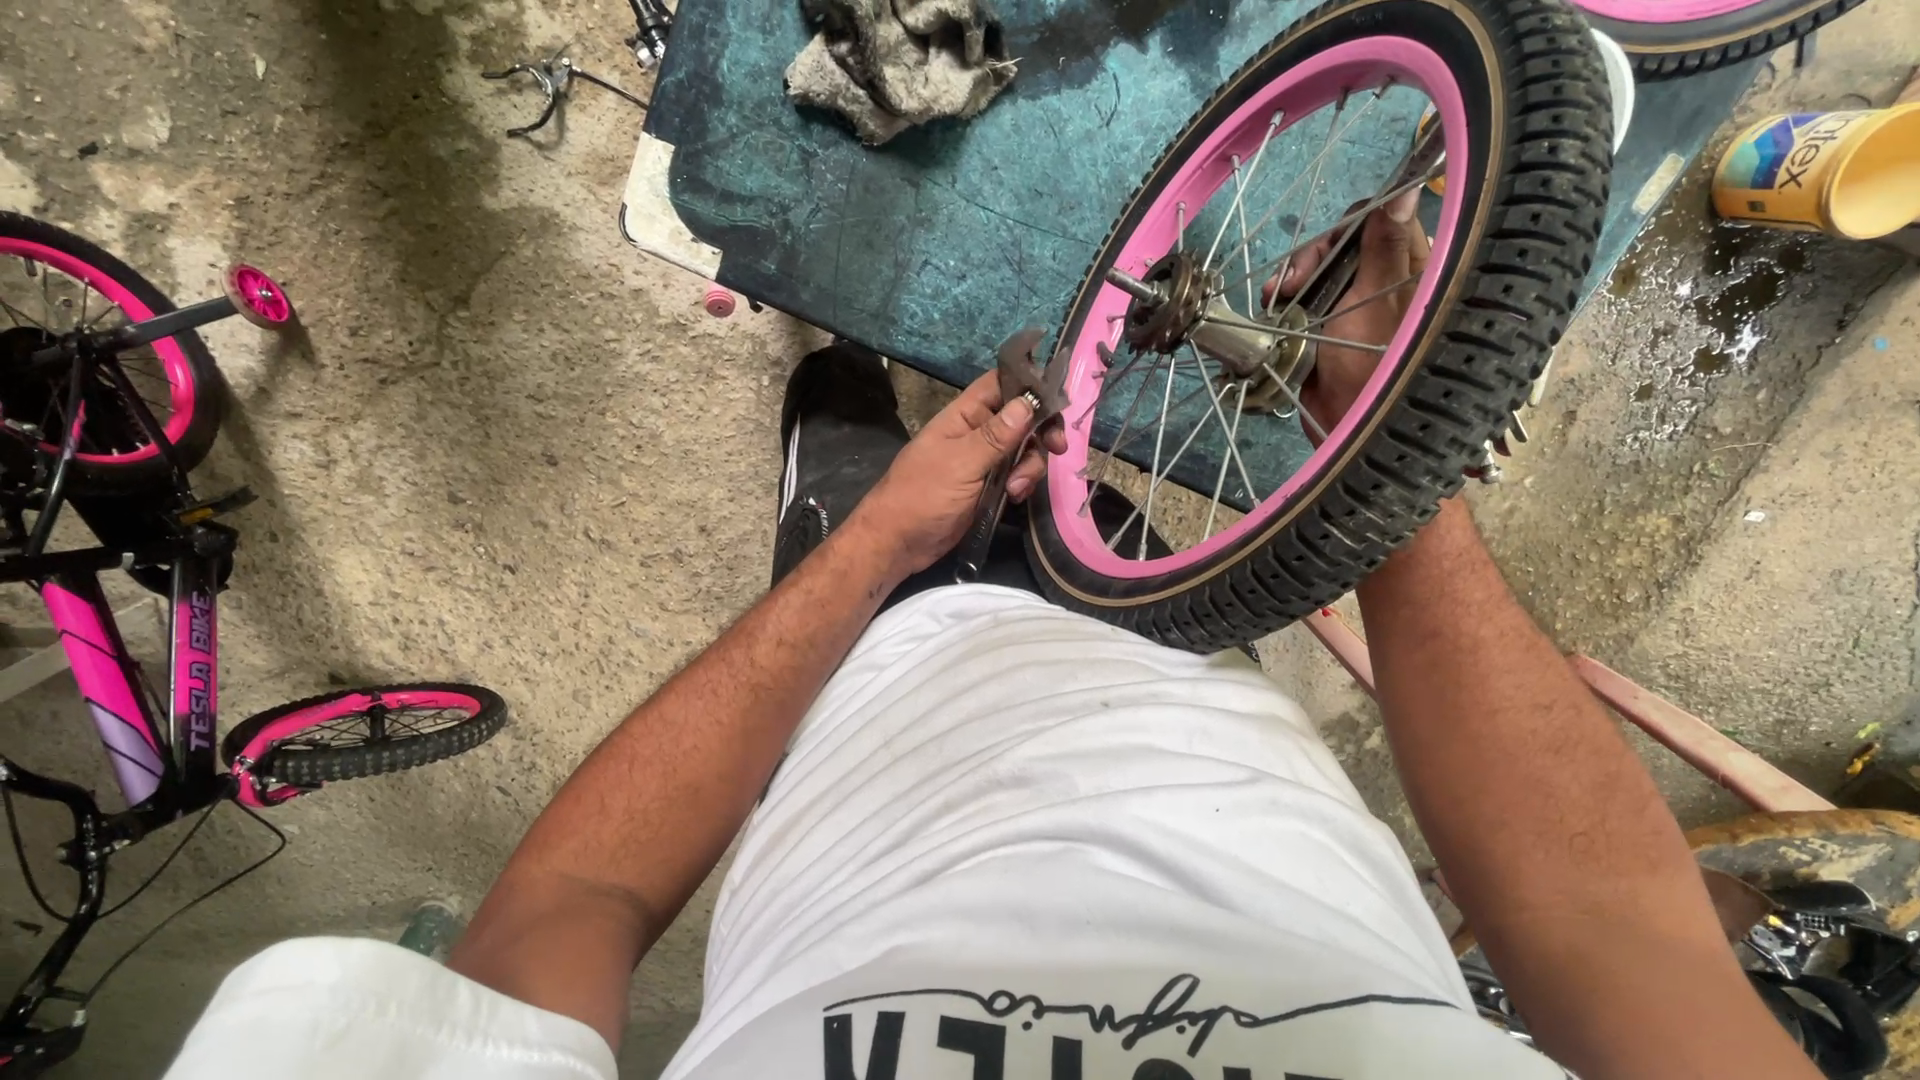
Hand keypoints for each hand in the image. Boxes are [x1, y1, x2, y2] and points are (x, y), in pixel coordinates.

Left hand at [844, 367, 1067, 581]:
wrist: (897, 543)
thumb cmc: (921, 496)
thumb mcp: (961, 463)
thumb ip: (997, 435)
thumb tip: (1029, 402)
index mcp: (964, 416)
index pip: (1001, 383)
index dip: (1029, 386)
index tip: (1056, 404)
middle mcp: (976, 433)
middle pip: (1021, 418)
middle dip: (1040, 432)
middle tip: (1056, 448)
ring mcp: (982, 461)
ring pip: (1022, 450)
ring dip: (1029, 466)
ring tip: (1017, 489)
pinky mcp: (987, 487)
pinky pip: (1015, 476)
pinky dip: (1022, 484)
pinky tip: (1015, 498)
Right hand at [1264, 188, 1429, 436]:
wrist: (1347, 420)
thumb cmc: (1371, 358)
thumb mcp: (1376, 295)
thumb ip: (1384, 243)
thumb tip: (1407, 186)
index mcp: (1405, 266)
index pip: (1377, 220)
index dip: (1346, 227)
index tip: (1326, 248)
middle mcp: (1378, 279)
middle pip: (1340, 245)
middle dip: (1310, 258)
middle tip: (1293, 282)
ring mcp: (1348, 304)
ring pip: (1316, 270)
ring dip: (1290, 278)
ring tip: (1274, 297)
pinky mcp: (1321, 325)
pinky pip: (1300, 298)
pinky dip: (1282, 300)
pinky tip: (1270, 306)